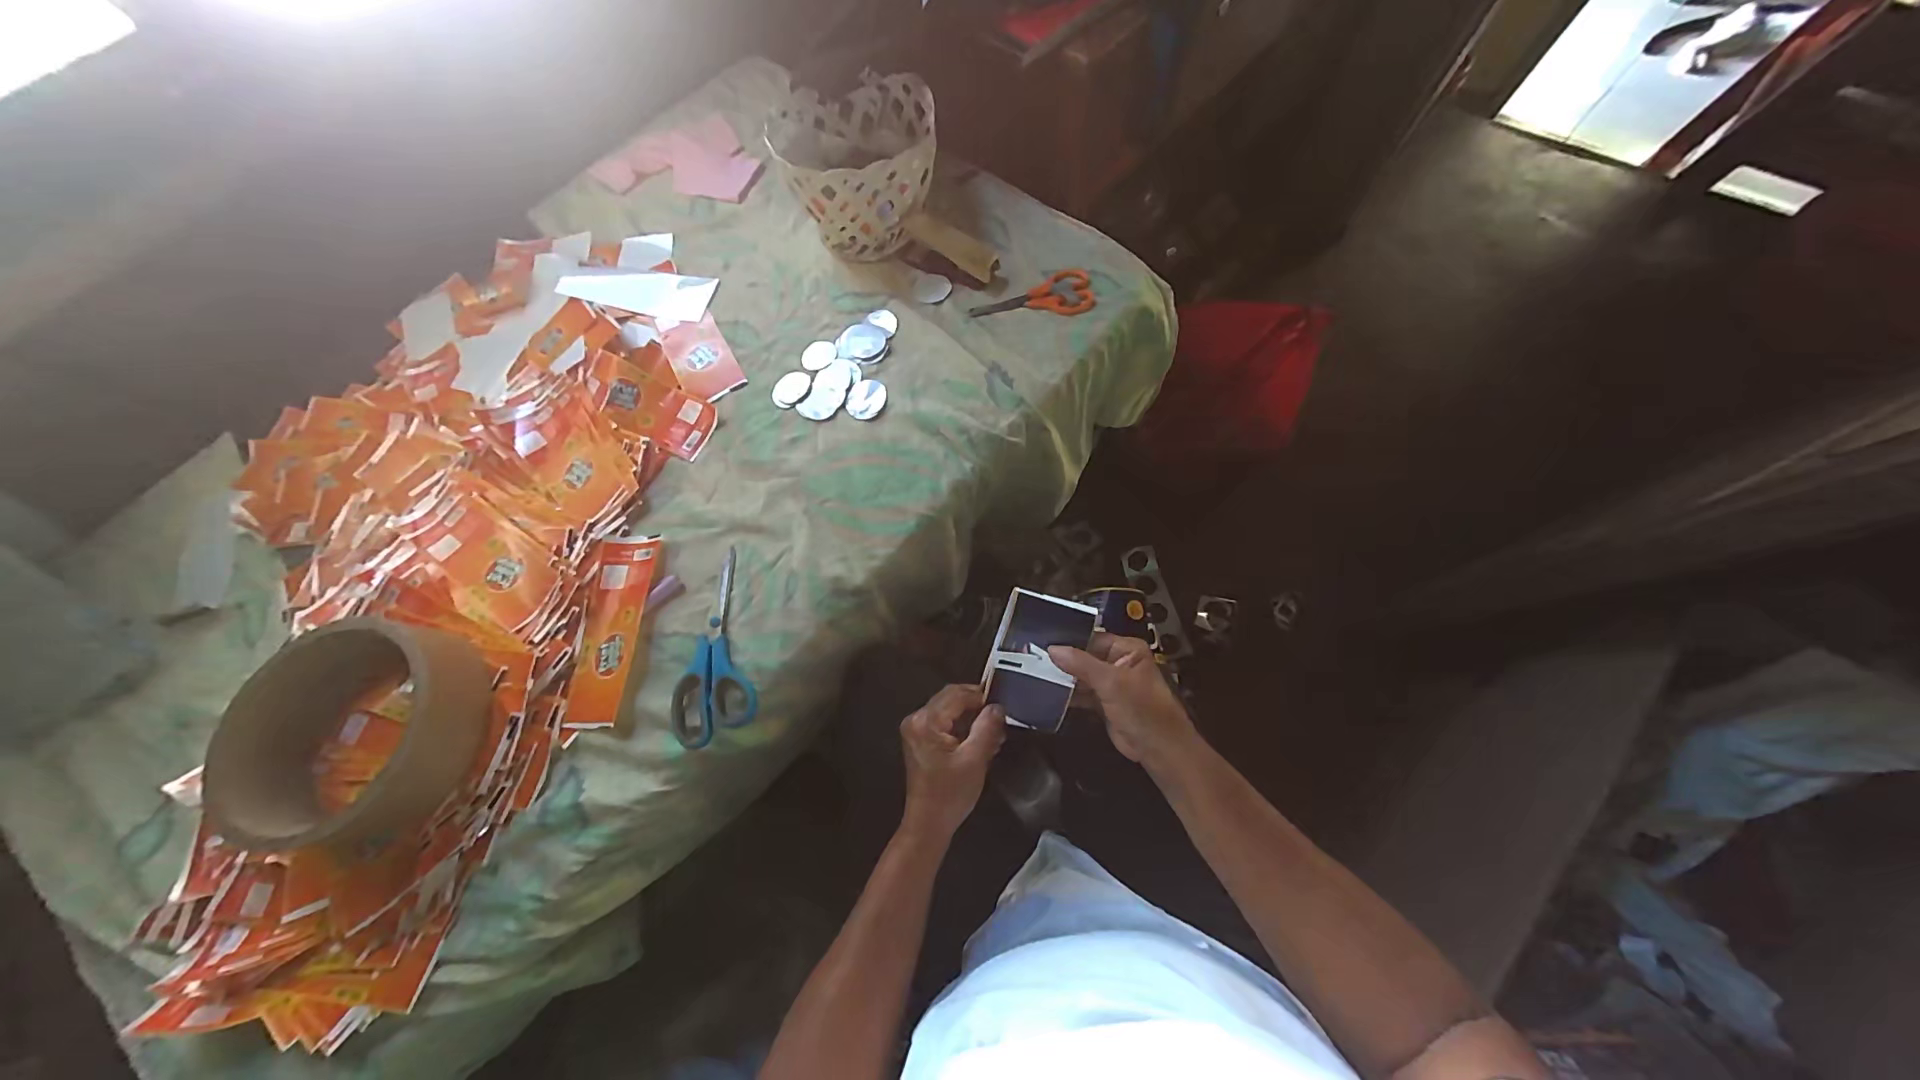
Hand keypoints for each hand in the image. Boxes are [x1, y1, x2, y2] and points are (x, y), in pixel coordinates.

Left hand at [899, 685, 1006, 838]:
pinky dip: (962, 726)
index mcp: (926, 722)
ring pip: (949, 709)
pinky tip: (979, 739)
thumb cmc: (950, 795)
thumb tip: (997, 707)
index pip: (957, 694)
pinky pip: (944, 721)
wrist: (928, 824)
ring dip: (971, 717)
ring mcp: (916, 729)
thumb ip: (987, 728)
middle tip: (1000, 717)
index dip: (982, 696)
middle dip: (977, 706)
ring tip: (993, 731)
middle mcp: (916, 720)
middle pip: (951, 698)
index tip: (1003, 704)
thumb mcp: (975, 760)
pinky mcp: (920, 740)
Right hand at [1049, 633, 1200, 768]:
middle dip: (1062, 660)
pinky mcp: (1102, 702)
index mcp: (1127, 650)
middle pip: (1084, 656)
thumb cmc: (1142, 709)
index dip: (1068, 640)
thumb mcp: (1111, 682)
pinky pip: (1080, 693)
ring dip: (1062, 678)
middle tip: (1032, 657)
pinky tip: (1047, 692)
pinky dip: (1067, 694)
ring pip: (1080, 676)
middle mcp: (1118, 663)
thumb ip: (1081, 663)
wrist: (1157, 748)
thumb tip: (1053, 649)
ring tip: (1034, 673)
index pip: (1092, 637)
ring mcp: (1110, 684)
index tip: (1042, 640)